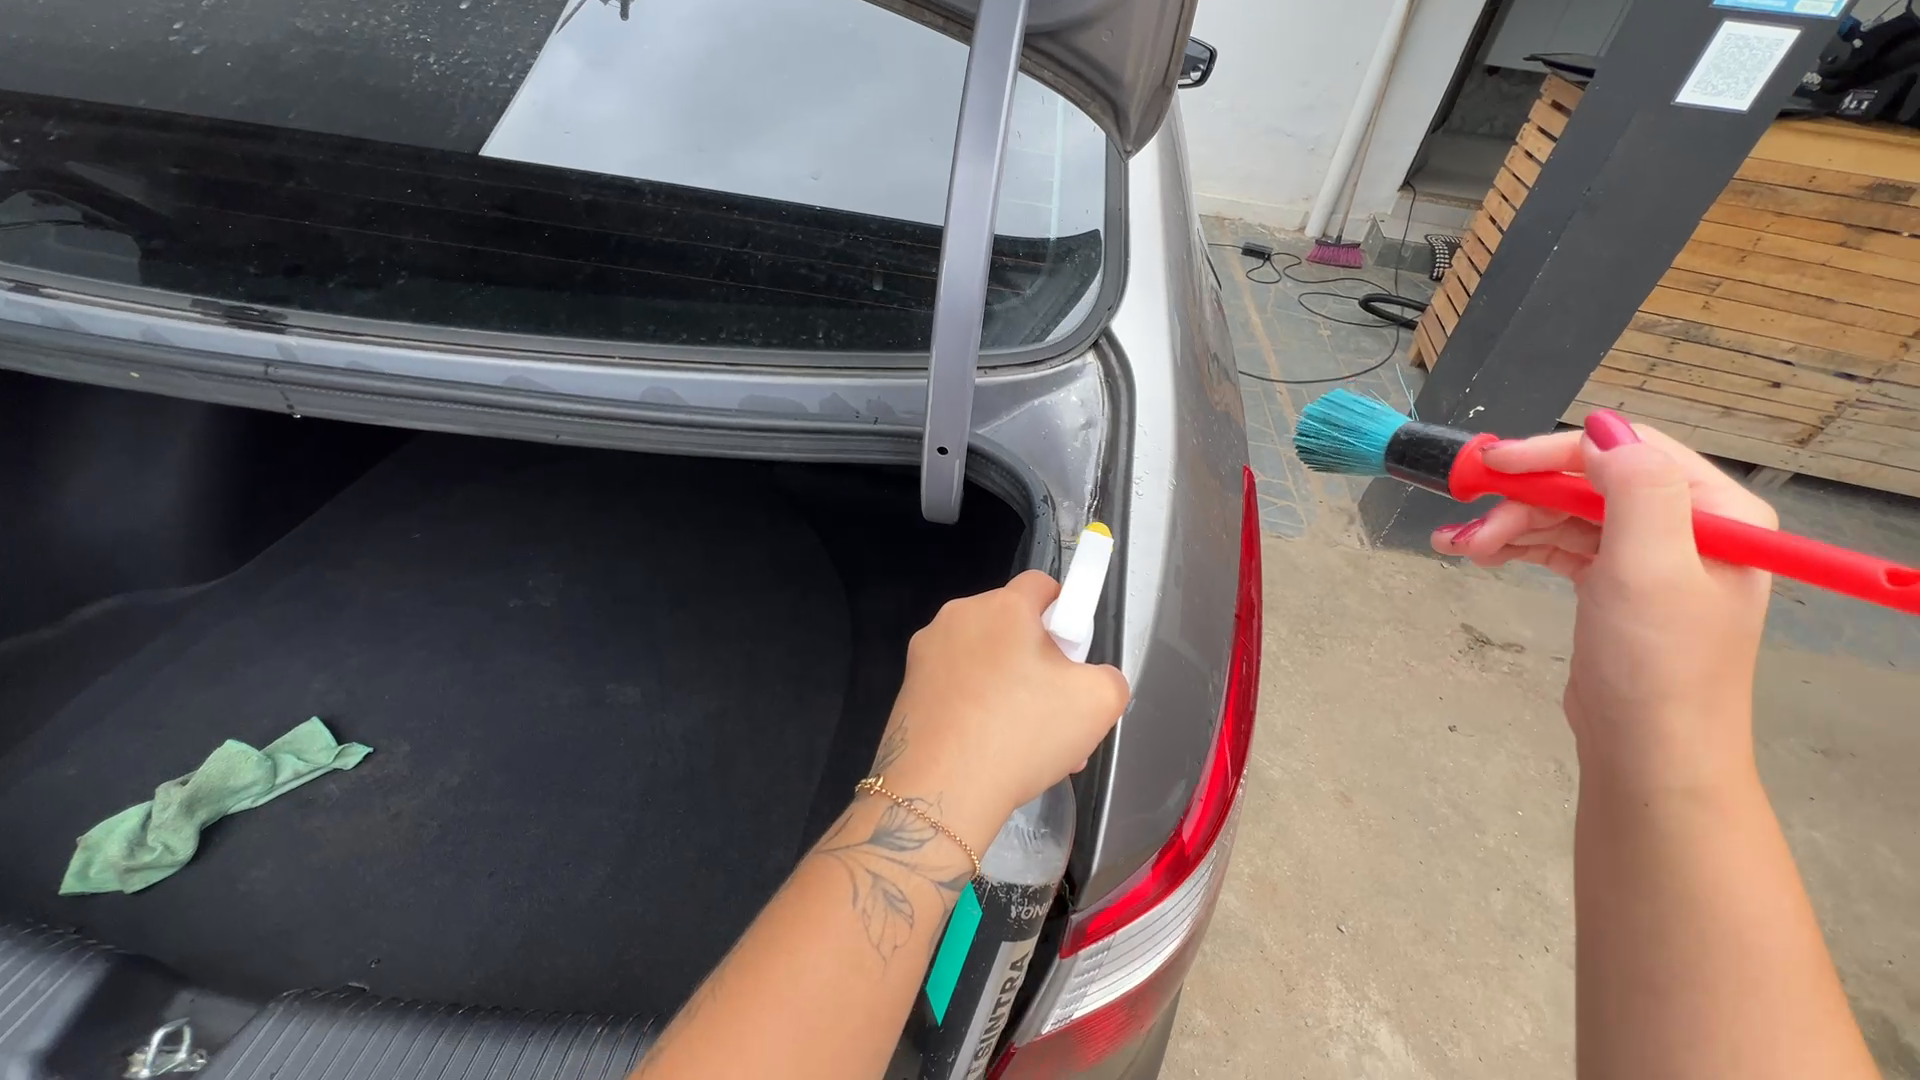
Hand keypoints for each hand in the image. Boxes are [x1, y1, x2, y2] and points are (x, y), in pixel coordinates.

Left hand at [873, 571, 1130, 850]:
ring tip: (1026, 745)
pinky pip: (956, 686)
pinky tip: (991, 752)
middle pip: (1010, 625)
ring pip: (983, 659)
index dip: (1066, 614)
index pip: (1041, 584)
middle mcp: (958, 617)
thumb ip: (1108, 676)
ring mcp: (925, 652)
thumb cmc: (1023, 732)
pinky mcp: (908, 687)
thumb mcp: (1099, 702)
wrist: (942, 790)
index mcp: (1002, 606)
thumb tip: (1090, 677)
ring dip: (1008, 689)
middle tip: (1054, 709)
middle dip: (1037, 659)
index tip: (1072, 656)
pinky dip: (976, 708)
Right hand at [1430, 411, 1776, 791]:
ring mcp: (1643, 556)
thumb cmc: (1655, 663)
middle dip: (1518, 500)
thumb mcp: (1649, 569)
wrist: (1648, 751)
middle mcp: (1682, 526)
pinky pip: (1554, 545)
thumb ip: (1634, 490)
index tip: (1488, 466)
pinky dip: (1513, 546)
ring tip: (1458, 550)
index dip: (1551, 452)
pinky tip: (1476, 557)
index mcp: (1713, 512)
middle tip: (1464, 527)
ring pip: (1560, 514)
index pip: (1624, 452)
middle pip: (1583, 484)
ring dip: (1505, 526)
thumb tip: (1602, 428)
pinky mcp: (1609, 584)